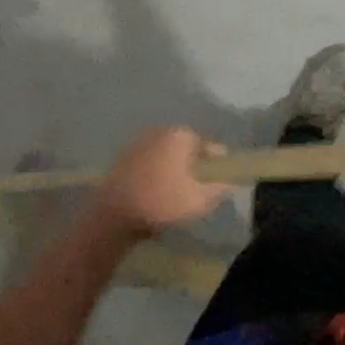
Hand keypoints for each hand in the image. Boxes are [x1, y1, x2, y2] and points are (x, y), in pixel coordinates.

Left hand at [94, 126, 230, 237]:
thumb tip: (231, 183)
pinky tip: (158, 188)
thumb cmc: (162, 201)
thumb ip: (219, 189)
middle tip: (200, 183)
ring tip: (179, 187)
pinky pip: (150, 160)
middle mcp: (161, 130)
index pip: (209, 145)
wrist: (113, 213)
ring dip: (174, 165)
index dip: (217, 161)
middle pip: (187, 145)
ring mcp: (140, 141)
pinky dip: (157, 169)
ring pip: (167, 152)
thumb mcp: (199, 200)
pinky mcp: (124, 156)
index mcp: (181, 135)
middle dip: (195, 161)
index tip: (221, 175)